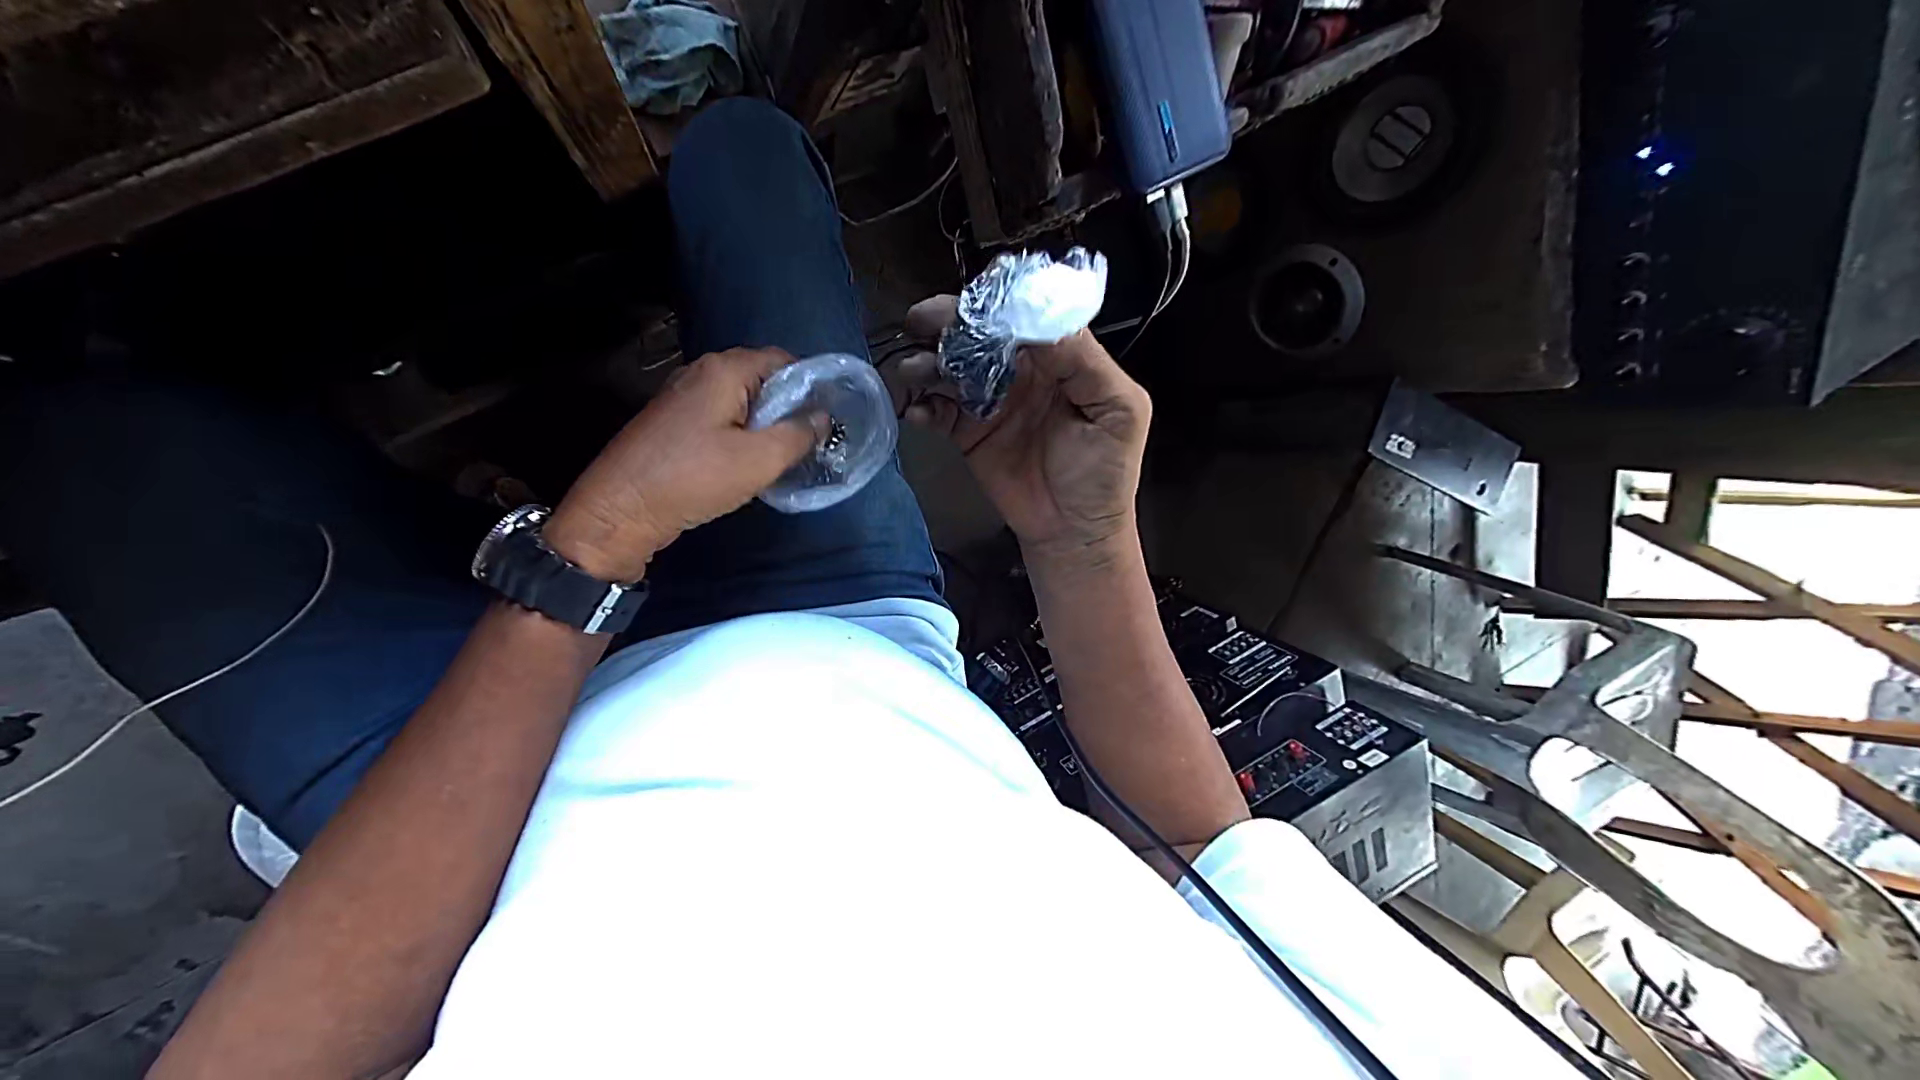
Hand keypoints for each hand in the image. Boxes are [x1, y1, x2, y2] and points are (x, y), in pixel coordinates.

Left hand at [543, 347, 820, 581]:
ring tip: (783, 456)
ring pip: (742, 402)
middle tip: (809, 442)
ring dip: (765, 426)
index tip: (827, 418)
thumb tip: (822, 418)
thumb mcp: (760, 460)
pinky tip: (749, 464)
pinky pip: (721, 419)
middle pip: (762, 380)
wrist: (621, 511)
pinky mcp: (674, 424)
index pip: (783, 359)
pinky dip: (741, 435)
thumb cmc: (693, 478)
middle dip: (789, 408)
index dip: (810, 385)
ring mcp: (683, 398)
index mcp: (723, 370)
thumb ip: (799, 434)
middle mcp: (701, 373)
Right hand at [894, 296, 1150, 569]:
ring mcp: (992, 402)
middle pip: (981, 335)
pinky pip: (939, 410)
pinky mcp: (969, 433)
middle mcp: (1023, 373)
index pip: (1026, 318)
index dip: (997, 306)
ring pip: (953, 368)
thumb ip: (1084, 362)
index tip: (971, 304)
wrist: (1074, 532)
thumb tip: (1038, 322)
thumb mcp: (1117, 411)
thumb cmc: (1105, 474)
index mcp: (1061, 360)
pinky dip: (922, 405)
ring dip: (929, 363)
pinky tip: (917, 410)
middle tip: (921, 321)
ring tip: (914, 370)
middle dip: (949, 324)